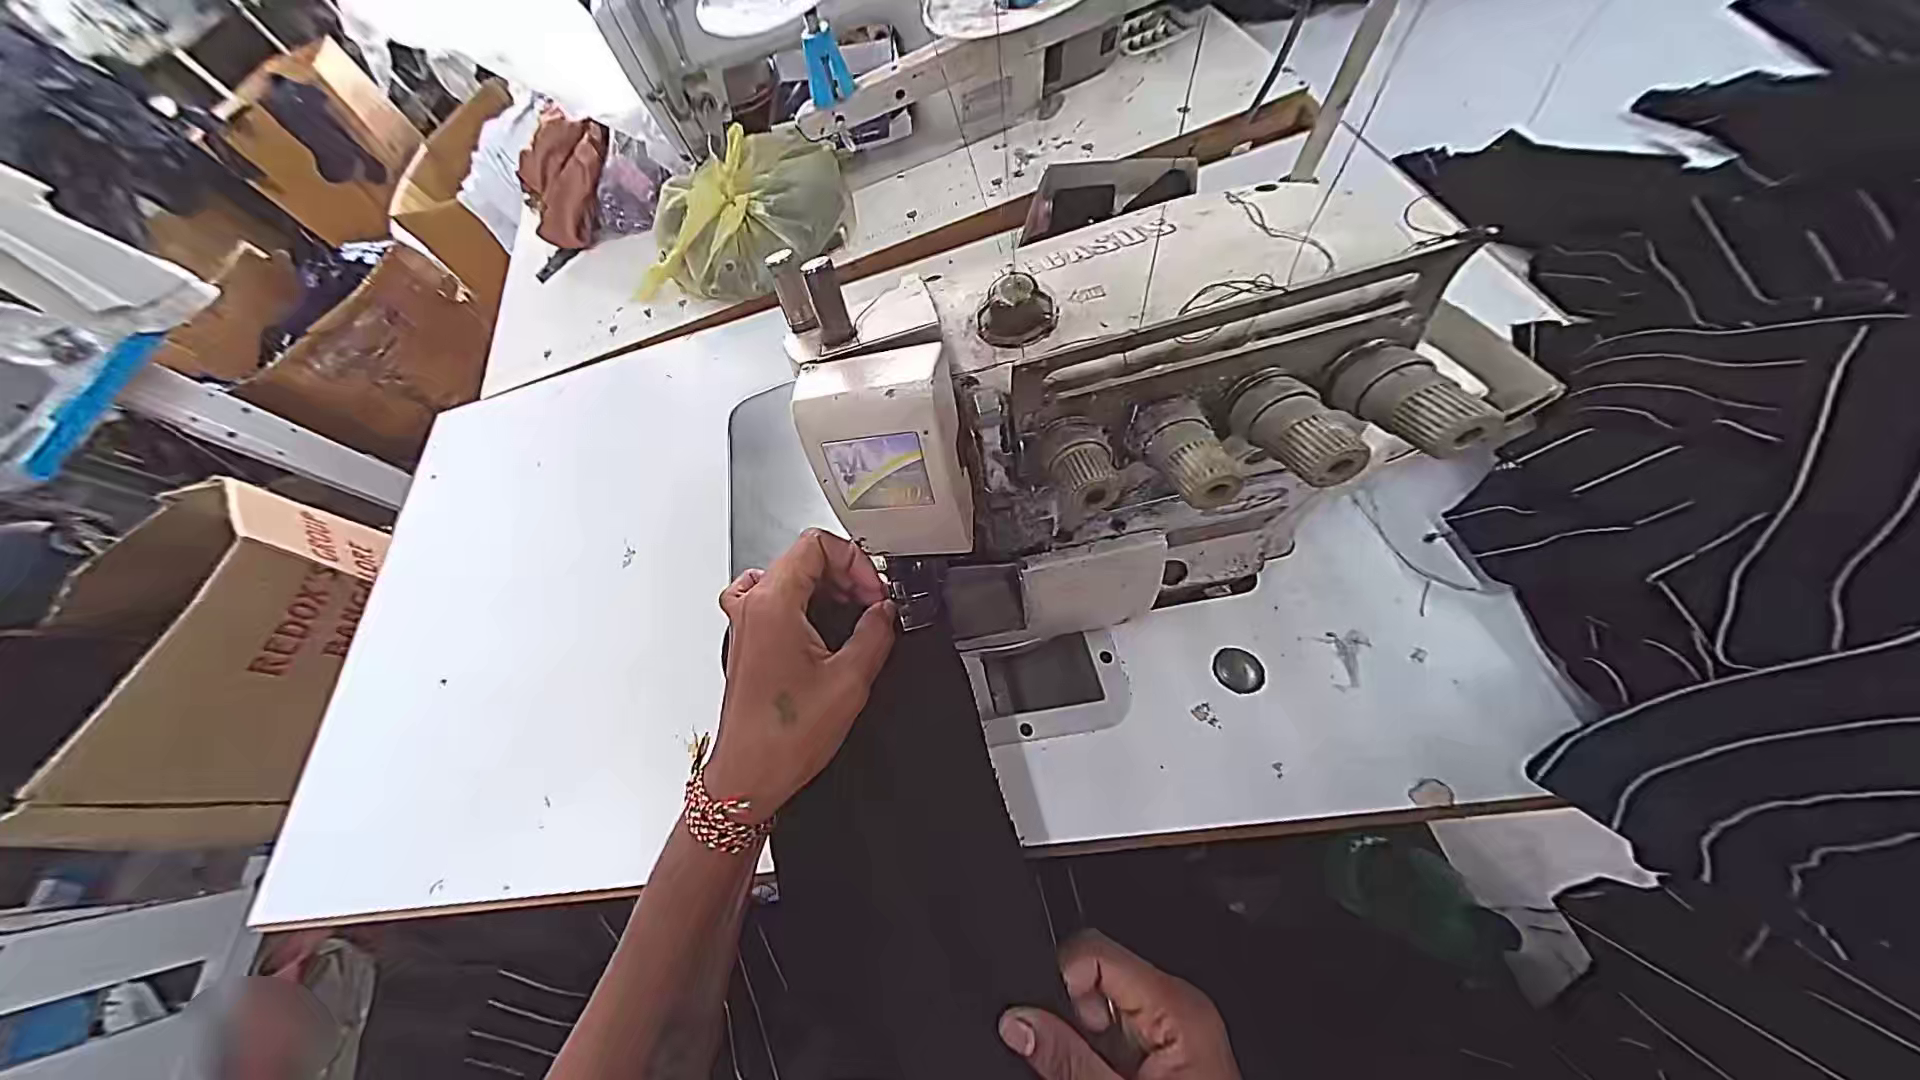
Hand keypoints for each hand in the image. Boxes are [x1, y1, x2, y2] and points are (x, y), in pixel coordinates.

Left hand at [705, 529, 895, 822]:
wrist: (749, 774)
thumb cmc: (783, 737)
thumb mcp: (850, 680)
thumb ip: (875, 633)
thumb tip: (885, 611)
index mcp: (773, 604)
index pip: (816, 545)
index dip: (855, 560)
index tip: (873, 589)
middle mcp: (752, 605)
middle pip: (804, 557)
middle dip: (846, 575)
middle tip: (872, 604)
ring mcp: (745, 621)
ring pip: (792, 575)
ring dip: (828, 588)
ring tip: (854, 616)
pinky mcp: (748, 638)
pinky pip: (775, 599)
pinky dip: (804, 602)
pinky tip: (822, 624)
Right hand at [1000, 932, 1239, 1079]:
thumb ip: (1065, 1060)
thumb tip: (1017, 1020)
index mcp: (1176, 1005)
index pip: (1095, 952)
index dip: (1061, 982)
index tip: (1046, 1023)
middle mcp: (1178, 1005)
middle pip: (1096, 978)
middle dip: (1074, 1019)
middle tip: (1085, 1067)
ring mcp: (1173, 1027)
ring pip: (1100, 1008)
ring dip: (1085, 1042)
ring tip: (1099, 1076)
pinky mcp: (1166, 1050)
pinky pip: (1115, 1032)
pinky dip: (1099, 1055)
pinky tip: (1107, 1078)